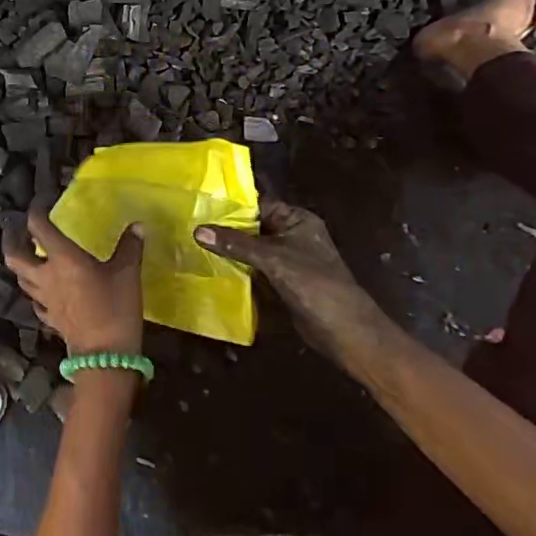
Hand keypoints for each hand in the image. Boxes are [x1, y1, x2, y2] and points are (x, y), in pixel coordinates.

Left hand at [4, 209, 143, 354]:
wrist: (105, 357)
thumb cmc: (115, 308)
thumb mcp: (127, 274)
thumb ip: (130, 247)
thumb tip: (138, 225)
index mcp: (62, 258)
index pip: (37, 226)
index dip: (36, 210)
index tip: (43, 201)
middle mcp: (46, 275)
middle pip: (13, 254)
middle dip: (11, 239)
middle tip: (19, 230)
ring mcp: (44, 298)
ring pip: (20, 276)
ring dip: (21, 263)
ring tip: (31, 255)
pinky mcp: (49, 317)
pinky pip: (34, 299)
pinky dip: (34, 289)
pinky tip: (44, 287)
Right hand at [195, 200, 387, 366]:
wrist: (346, 333)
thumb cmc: (315, 285)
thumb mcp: (273, 258)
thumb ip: (235, 243)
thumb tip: (197, 230)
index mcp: (297, 220)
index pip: (258, 203)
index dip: (231, 202)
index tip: (200, 201)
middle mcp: (291, 235)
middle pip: (251, 225)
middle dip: (224, 226)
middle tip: (190, 221)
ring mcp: (286, 259)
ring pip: (249, 247)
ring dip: (227, 248)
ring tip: (192, 241)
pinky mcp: (280, 280)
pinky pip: (252, 267)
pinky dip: (235, 266)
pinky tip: (209, 264)